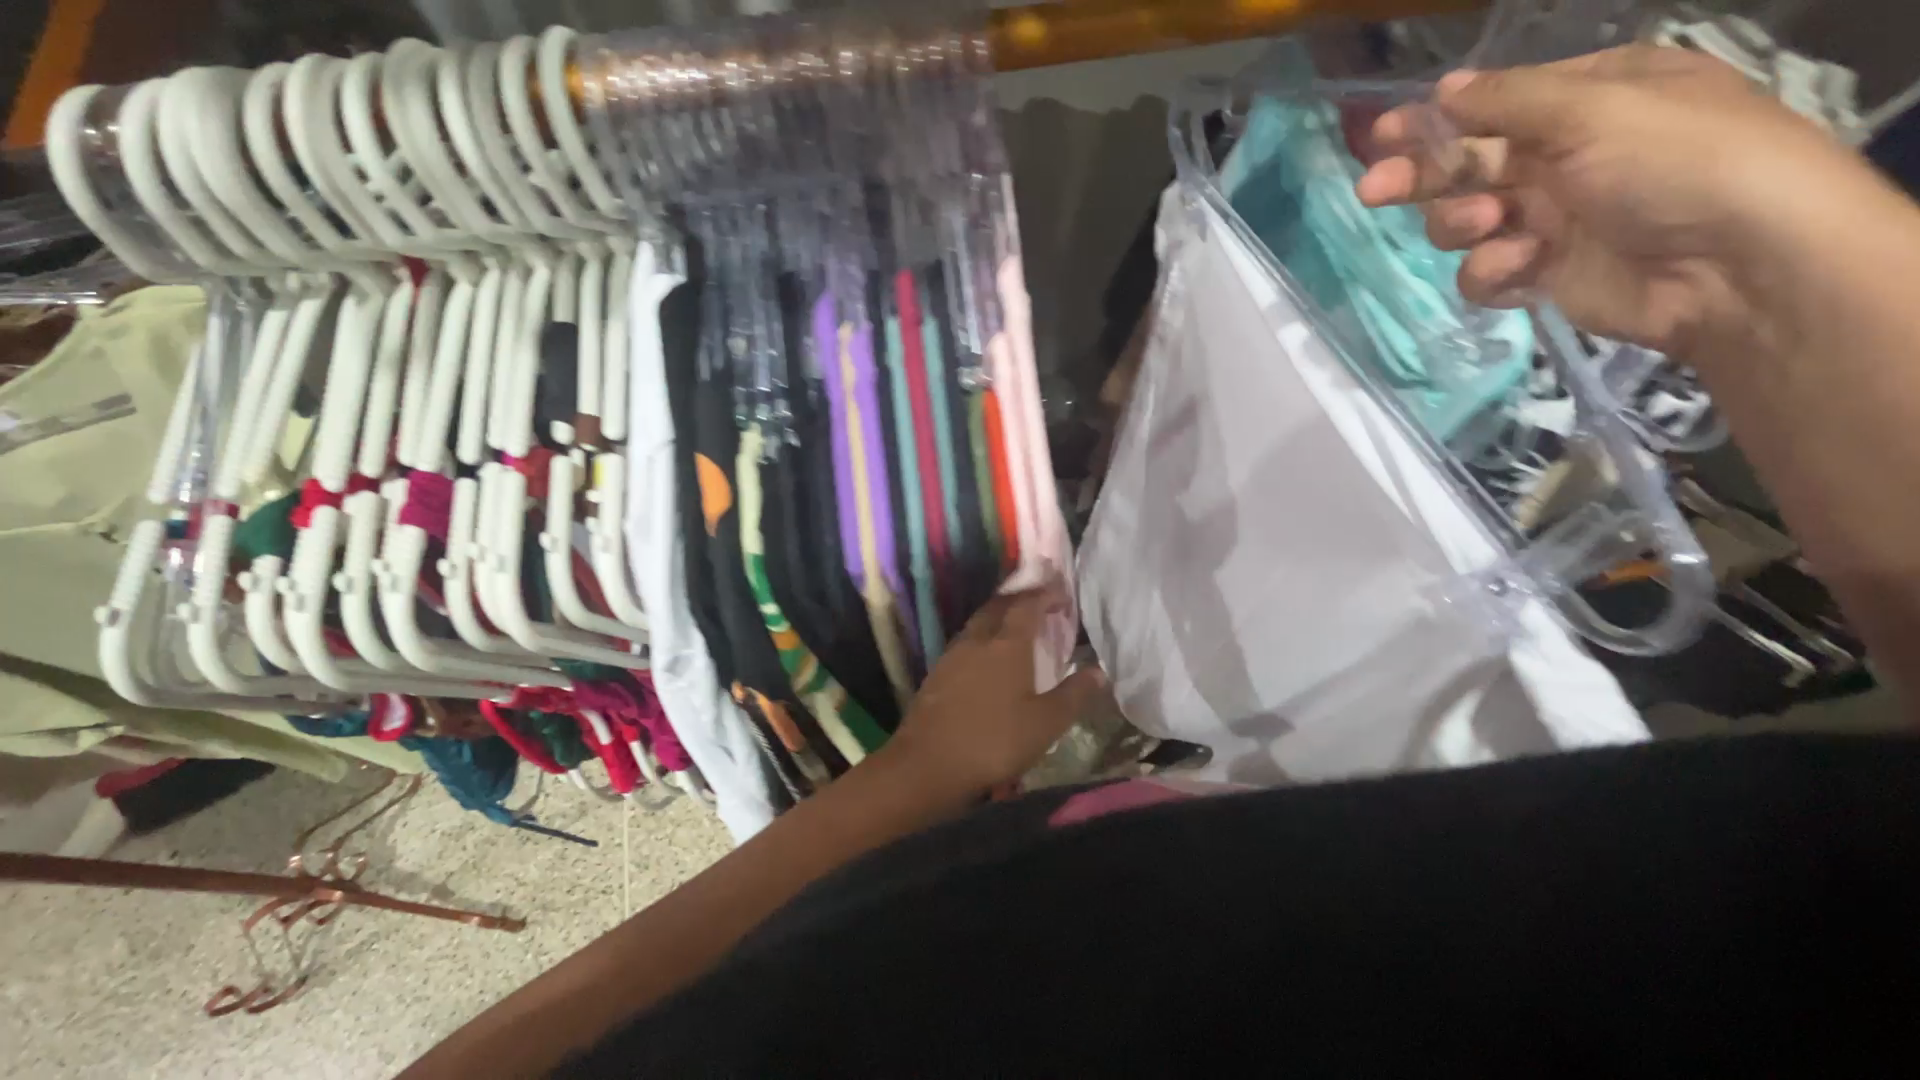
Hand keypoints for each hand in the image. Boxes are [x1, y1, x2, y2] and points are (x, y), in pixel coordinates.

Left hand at [879, 581, 1105, 798]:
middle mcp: (977, 640)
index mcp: (1007, 644)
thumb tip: (1099, 671)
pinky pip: (964, 642)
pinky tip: (986, 657)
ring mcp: (952, 655)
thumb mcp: (1046, 723)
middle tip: (1040, 601)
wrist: (928, 765)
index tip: (1062, 593)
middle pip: (999, 605)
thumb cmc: (994, 742)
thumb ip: (1074, 694)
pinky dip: (982, 638)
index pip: (1028, 604)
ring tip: (1015, 626)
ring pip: (978, 622)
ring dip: (998, 616)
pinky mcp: (936, 674)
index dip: (1046, 594)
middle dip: (1020, 598)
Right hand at [1353, 46, 1883, 359]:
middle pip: (1467, 164)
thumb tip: (1444, 90)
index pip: (1492, 105)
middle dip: (1422, 176)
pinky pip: (1487, 271)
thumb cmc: (1675, 161)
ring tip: (1487, 227)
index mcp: (1585, 101)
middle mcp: (1564, 155)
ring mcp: (1552, 218)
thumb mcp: (1594, 108)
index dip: (1435, 121)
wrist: (1736, 266)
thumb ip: (1508, 102)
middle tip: (1374, 189)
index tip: (1383, 136)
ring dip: (1461, 223)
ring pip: (1467, 220)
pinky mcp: (1545, 275)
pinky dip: (1491, 271)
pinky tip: (1517, 267)